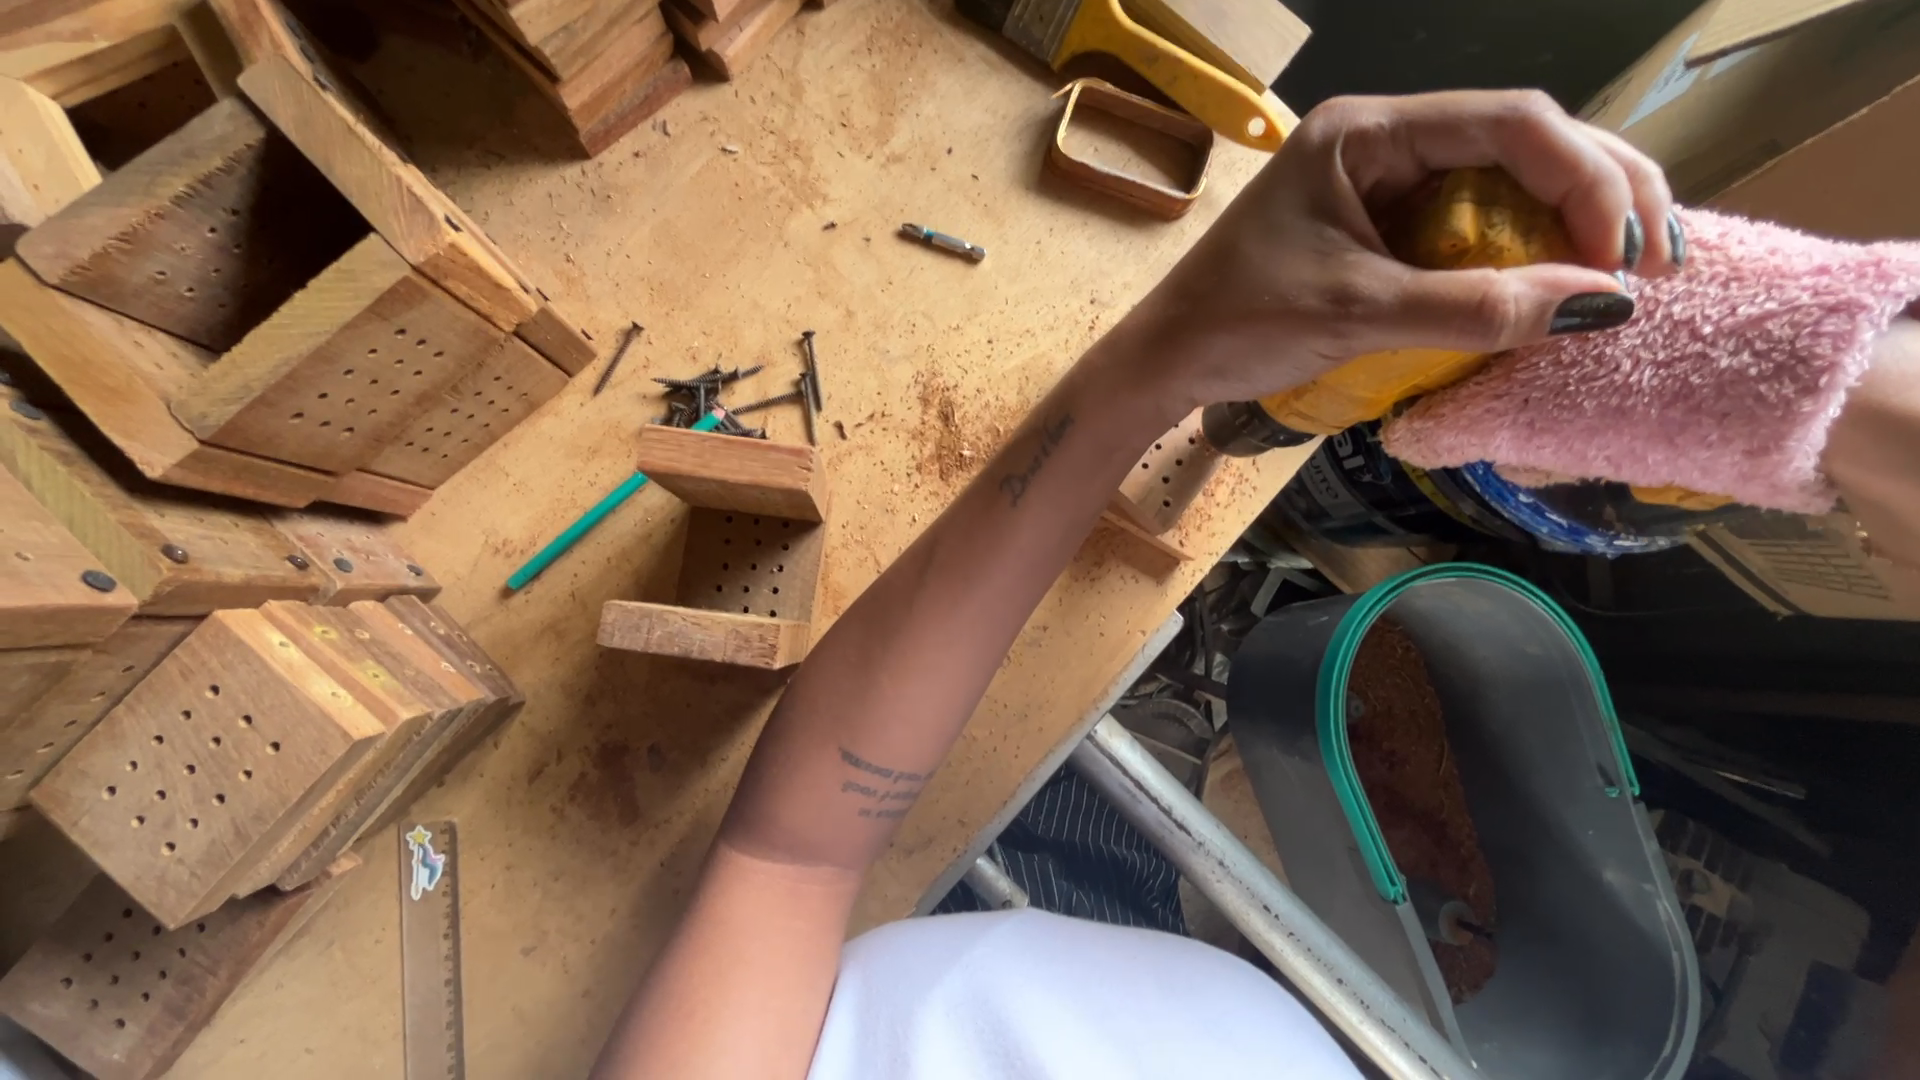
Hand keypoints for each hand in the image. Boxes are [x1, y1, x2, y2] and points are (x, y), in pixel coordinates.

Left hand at [1112, 90, 1682, 412]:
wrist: (1163, 362)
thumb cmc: (1235, 326)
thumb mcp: (1354, 313)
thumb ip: (1471, 307)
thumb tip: (1598, 305)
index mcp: (1364, 132)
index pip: (1510, 124)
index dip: (1586, 179)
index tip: (1625, 254)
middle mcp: (1375, 144)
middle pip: (1516, 145)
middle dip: (1593, 195)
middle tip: (1656, 258)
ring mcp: (1371, 188)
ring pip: (1492, 189)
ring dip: (1558, 228)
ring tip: (1617, 276)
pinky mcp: (1366, 232)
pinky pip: (1456, 232)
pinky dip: (1504, 258)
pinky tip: (1542, 286)